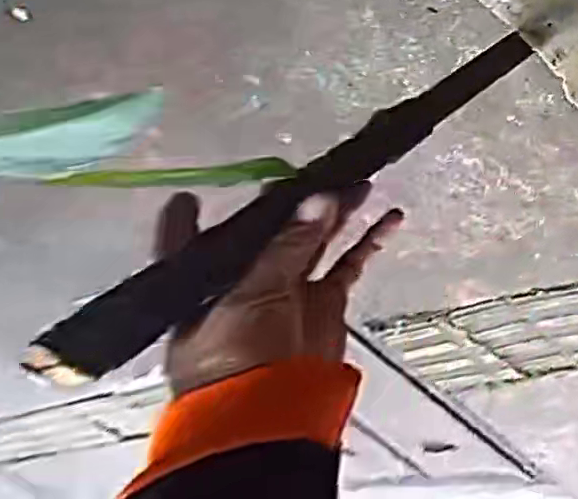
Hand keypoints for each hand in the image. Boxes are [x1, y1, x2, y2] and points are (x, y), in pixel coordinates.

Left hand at [153, 185, 403, 395]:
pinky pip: (351, 262)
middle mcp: (245, 287)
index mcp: (206, 290)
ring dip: (338, 214)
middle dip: (294, 206)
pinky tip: (390, 218)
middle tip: (321, 173)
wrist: (272, 404)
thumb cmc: (238, 352)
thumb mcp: (254, 294)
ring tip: (362, 184)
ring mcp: (289, 292)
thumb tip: (321, 197)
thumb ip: (290, 245)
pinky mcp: (325, 300)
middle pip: (270, 237)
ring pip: (316, 242)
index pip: (190, 251)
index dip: (186, 224)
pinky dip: (371, 239)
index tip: (186, 196)